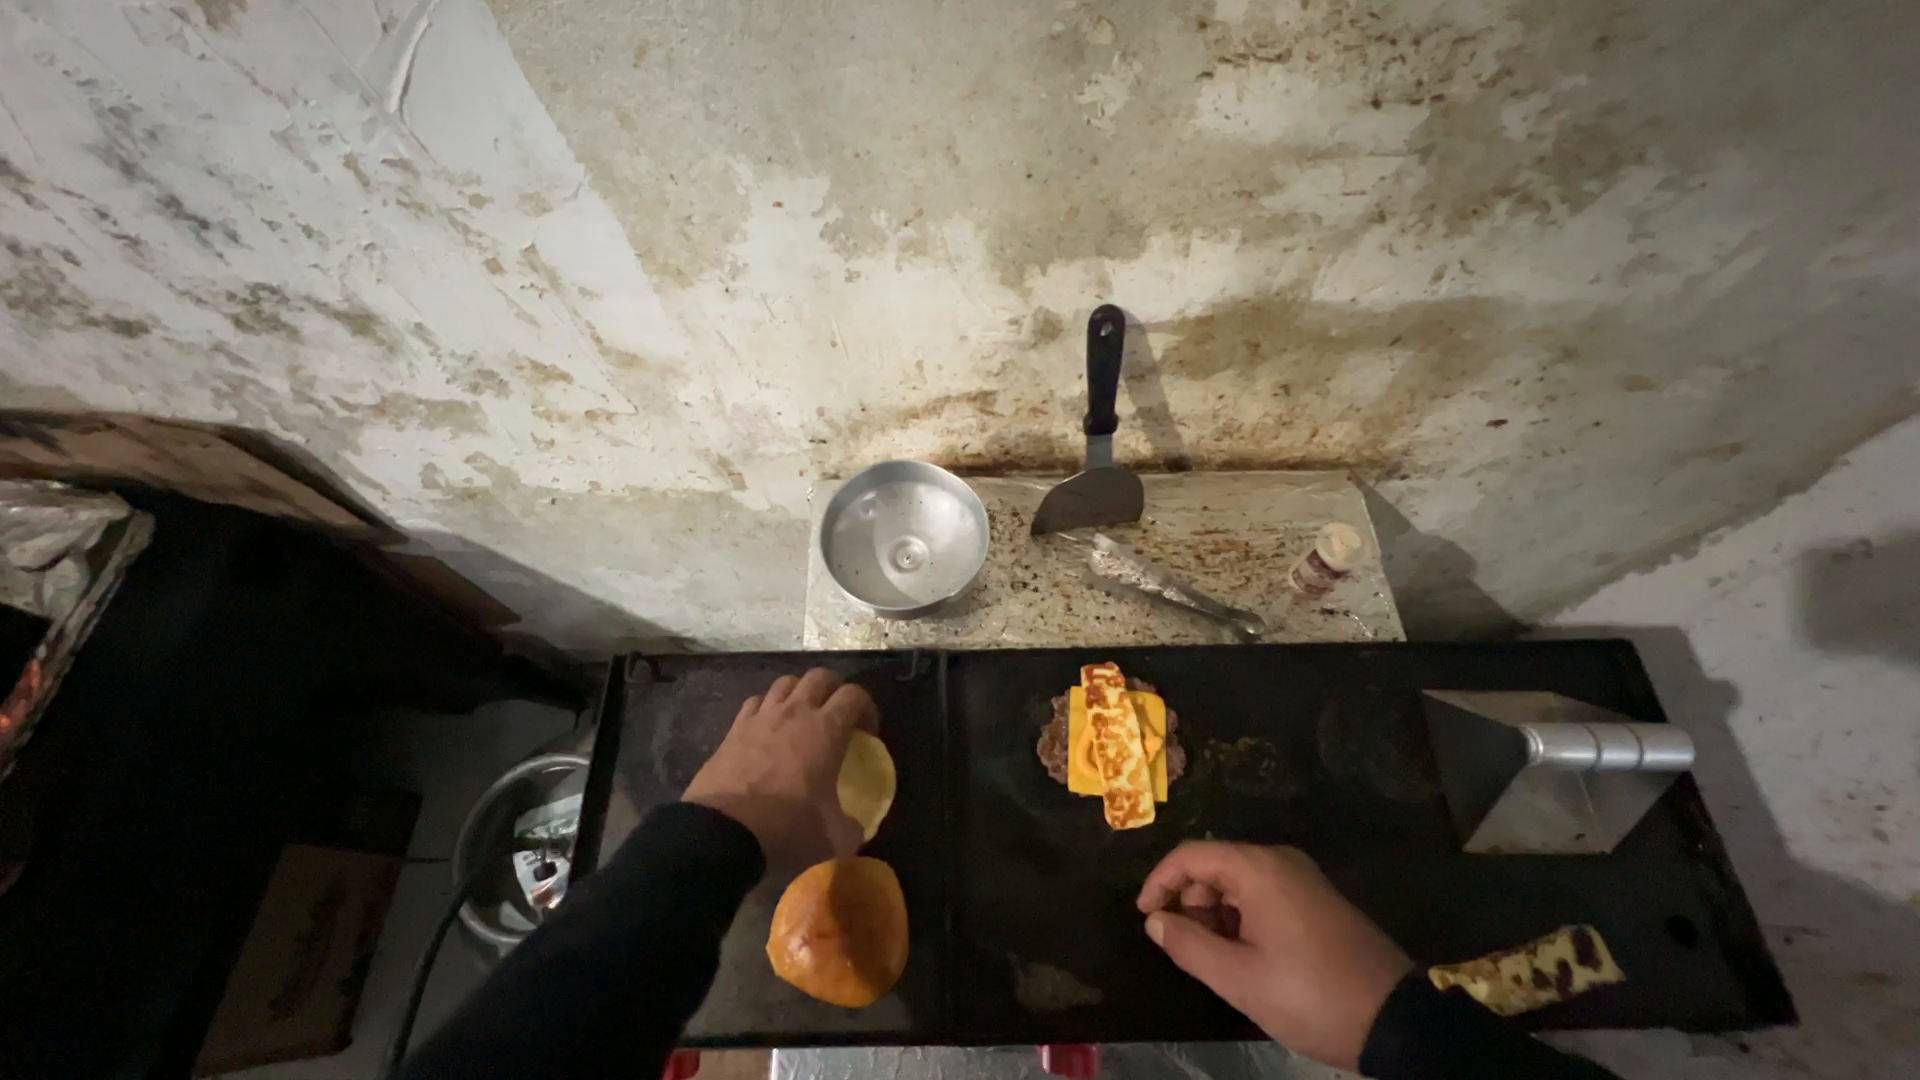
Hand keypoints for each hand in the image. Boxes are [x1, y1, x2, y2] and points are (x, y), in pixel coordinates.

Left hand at [682, 668, 877, 870]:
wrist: (723, 833)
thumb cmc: (786, 828)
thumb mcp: (833, 838)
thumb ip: (852, 828)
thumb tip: (856, 828)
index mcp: (827, 730)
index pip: (855, 695)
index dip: (867, 708)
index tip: (867, 733)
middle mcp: (795, 712)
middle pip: (820, 676)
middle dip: (834, 690)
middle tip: (837, 716)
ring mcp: (761, 717)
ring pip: (785, 683)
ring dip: (799, 693)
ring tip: (802, 717)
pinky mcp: (734, 729)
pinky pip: (756, 702)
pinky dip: (767, 708)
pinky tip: (768, 728)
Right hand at [1137, 842, 1412, 1071]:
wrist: (1400, 1022)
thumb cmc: (1310, 995)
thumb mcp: (1239, 979)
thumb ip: (1188, 945)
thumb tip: (1155, 921)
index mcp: (1257, 868)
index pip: (1190, 855)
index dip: (1159, 881)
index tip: (1144, 915)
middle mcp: (1279, 860)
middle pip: (1214, 865)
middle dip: (1190, 901)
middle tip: (1186, 946)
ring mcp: (1303, 877)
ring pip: (1239, 881)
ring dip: (1217, 912)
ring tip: (1217, 958)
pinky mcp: (1317, 898)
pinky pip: (1264, 893)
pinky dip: (1242, 916)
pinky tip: (1246, 955)